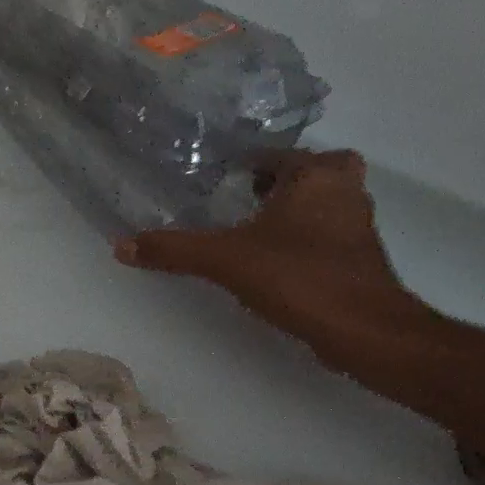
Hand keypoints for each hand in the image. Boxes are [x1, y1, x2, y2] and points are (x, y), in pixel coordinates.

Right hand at [114, 150, 435, 364]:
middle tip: (245, 199)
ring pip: (324, 201)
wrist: (363, 330)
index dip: (247, 165)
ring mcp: (359, 223)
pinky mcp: (363, 256)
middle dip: (280, 182)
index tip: (220, 181)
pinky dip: (308, 238)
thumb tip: (120, 246)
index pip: (275, 155)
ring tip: (255, 231)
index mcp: (314, 174)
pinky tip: (279, 261)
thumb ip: (174, 250)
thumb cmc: (297, 277)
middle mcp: (344, 188)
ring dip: (296, 210)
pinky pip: (330, 232)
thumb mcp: (225, 260)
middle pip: (309, 171)